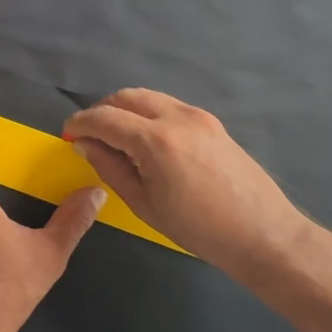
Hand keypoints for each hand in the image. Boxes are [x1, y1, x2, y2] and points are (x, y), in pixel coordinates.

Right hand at [63, 88, 311, 279]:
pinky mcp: (211, 121)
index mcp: (156, 140)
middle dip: (101, 111)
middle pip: (125, 97)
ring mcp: (197, 115)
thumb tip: (85, 145)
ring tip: (116, 137)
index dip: (80, 123)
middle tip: (90, 136)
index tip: (67, 135)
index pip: (104, 118)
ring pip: (147, 96)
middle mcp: (176, 116)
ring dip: (124, 109)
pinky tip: (147, 141)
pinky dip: (147, 113)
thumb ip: (111, 169)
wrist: (265, 235)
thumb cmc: (201, 230)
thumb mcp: (145, 205)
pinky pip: (167, 105)